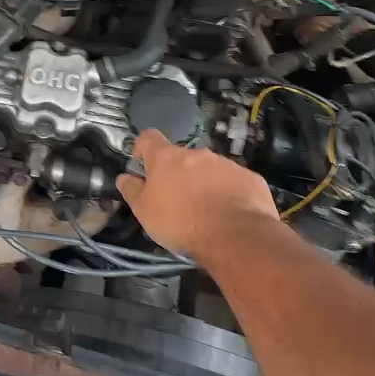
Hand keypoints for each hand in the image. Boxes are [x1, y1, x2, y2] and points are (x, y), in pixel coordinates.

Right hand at [117, 130, 278, 258]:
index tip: (142, 161)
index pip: (149, 137)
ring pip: (209, 169)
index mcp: (166, 158)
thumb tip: (124, 178)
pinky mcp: (250, 178)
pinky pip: (233, 181)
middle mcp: (196, 154)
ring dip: (203, 182)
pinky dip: (228, 192)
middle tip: (175, 197)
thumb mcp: (144, 211)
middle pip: (182, 157)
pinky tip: (228, 212)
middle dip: (177, 172)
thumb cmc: (181, 223)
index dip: (143, 147)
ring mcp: (226, 164)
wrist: (236, 237)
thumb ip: (132, 190)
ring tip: (205, 209)